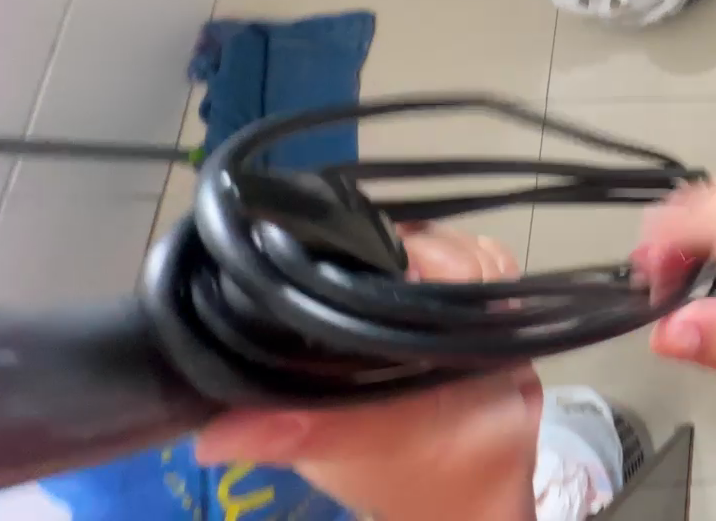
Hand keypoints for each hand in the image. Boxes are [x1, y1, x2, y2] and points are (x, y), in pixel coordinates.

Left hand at [193, 227, 541, 520]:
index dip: (386, 255)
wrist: (503, 472)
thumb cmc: (439, 468)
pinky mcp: (458, 310)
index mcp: (321, 355)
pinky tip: (499, 304)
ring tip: (489, 309)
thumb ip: (317, 427)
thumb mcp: (377, 449)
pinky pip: (481, 260)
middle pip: (405, 243)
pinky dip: (498, 272)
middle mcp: (362, 327)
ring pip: (449, 246)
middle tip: (470, 295)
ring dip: (482, 269)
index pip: (340, 268)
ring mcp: (415, 315)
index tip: (424, 274)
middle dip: (451, 261)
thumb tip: (213, 438)